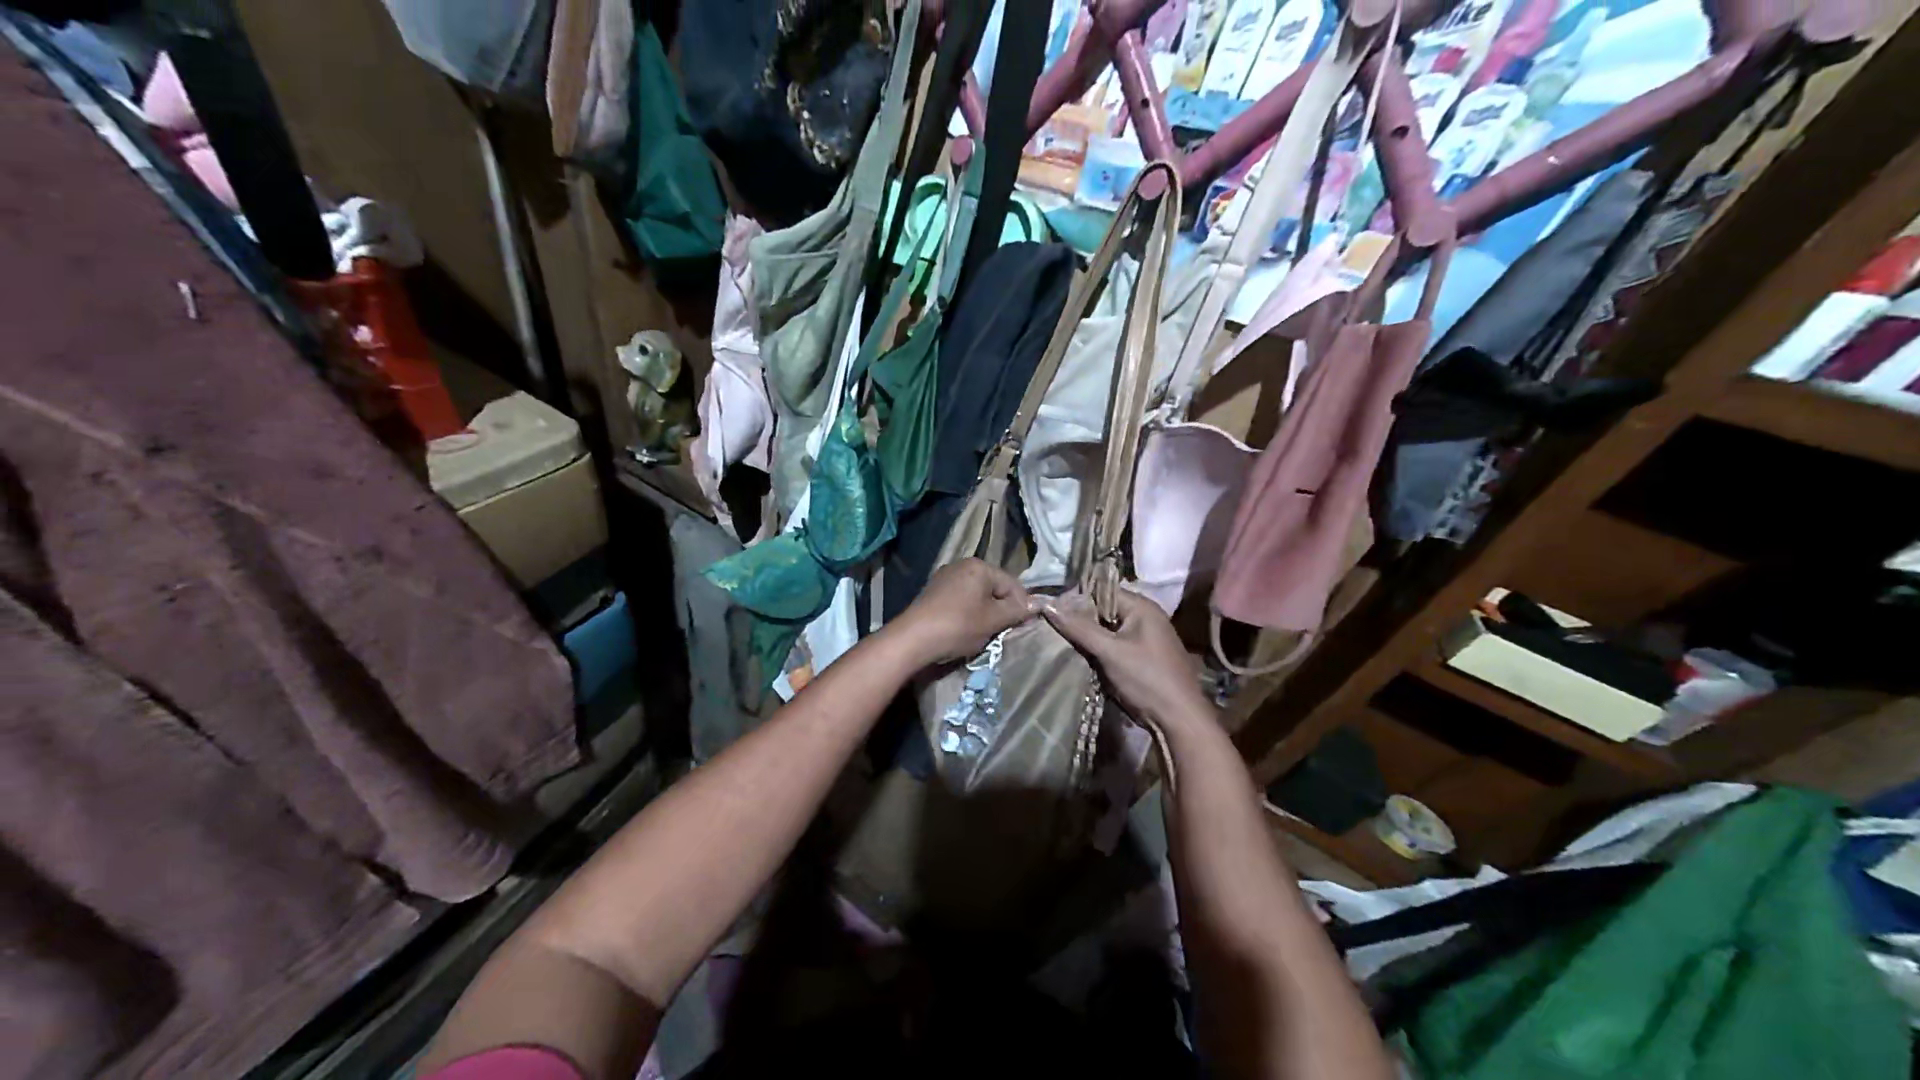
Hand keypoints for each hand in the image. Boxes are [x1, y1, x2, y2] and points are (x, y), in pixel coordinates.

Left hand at [891, 558, 1036, 665]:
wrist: (912, 639)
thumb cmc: (958, 626)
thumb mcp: (993, 620)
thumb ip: (1016, 610)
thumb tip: (1037, 604)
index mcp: (979, 566)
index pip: (1011, 584)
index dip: (1021, 605)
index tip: (1024, 626)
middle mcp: (961, 565)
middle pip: (994, 588)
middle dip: (1002, 609)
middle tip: (1005, 631)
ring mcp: (944, 578)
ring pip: (976, 596)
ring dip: (985, 613)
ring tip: (986, 633)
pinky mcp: (932, 593)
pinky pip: (960, 601)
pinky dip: (968, 614)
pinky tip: (965, 630)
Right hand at [1042, 589, 1213, 733]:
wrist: (1179, 720)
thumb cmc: (1146, 679)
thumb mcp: (1109, 651)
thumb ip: (1079, 628)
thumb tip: (1048, 605)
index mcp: (1142, 607)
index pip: (1102, 590)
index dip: (1076, 598)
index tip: (1051, 609)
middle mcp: (1145, 617)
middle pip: (1104, 610)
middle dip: (1080, 618)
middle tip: (1051, 626)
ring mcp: (1146, 638)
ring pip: (1107, 630)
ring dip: (1088, 636)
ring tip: (1060, 640)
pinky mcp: (1143, 657)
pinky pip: (1114, 645)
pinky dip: (1099, 650)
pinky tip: (1081, 657)